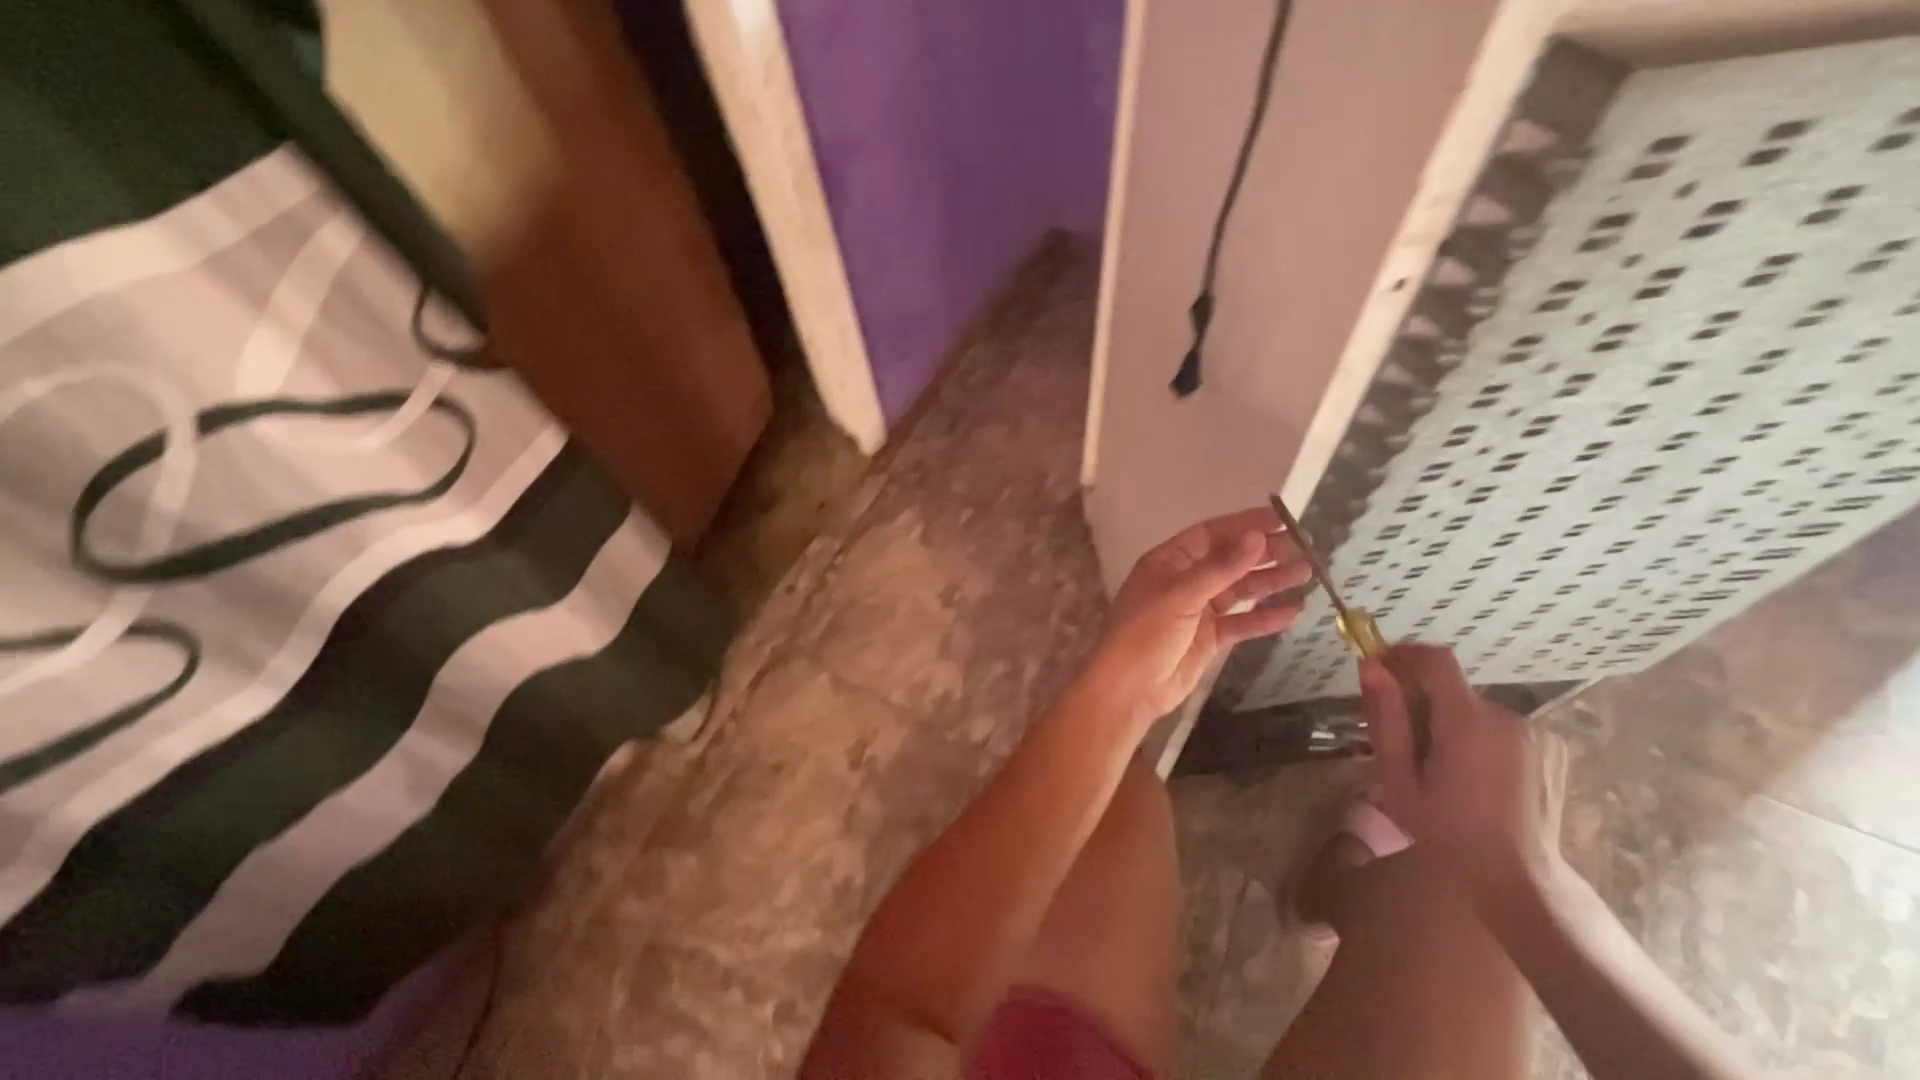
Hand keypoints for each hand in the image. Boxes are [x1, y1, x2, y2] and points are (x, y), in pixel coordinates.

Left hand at [1083, 506, 1310, 725]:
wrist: (1128, 688)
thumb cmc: (1145, 633)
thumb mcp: (1181, 595)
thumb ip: (1221, 568)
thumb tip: (1256, 536)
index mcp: (1169, 562)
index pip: (1212, 534)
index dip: (1245, 525)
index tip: (1282, 519)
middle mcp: (1185, 582)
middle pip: (1229, 560)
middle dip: (1264, 553)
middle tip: (1304, 546)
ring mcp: (1197, 611)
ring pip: (1239, 590)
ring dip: (1270, 582)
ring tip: (1306, 573)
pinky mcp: (1208, 639)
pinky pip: (1241, 623)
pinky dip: (1264, 618)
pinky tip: (1292, 612)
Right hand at [1360, 645, 1562, 906]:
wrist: (1518, 880)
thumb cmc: (1447, 834)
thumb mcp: (1400, 781)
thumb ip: (1386, 719)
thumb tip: (1371, 667)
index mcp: (1467, 720)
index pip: (1436, 659)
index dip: (1405, 655)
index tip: (1382, 668)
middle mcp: (1508, 715)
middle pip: (1455, 691)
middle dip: (1427, 705)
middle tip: (1408, 747)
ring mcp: (1536, 732)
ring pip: (1479, 712)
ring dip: (1456, 726)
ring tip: (1447, 772)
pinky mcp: (1554, 749)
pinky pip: (1505, 730)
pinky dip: (1485, 741)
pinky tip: (1481, 781)